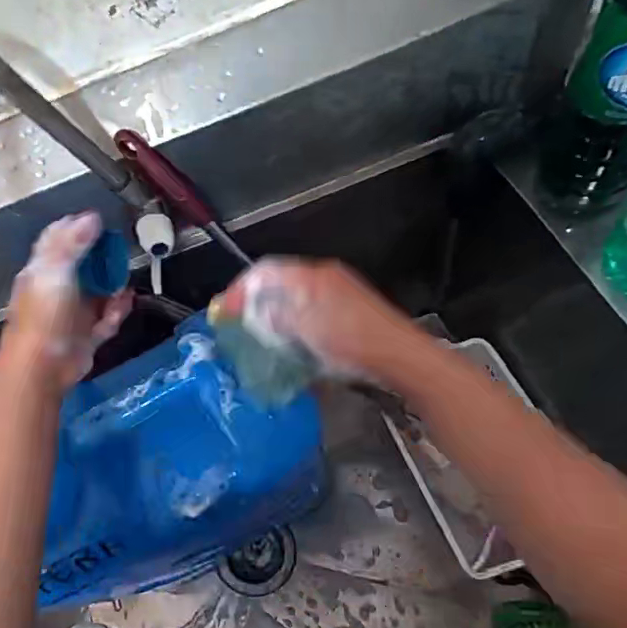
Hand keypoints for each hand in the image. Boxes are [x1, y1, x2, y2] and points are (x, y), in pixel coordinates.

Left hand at [0, 212, 131, 388]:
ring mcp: (72, 315)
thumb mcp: (56, 271)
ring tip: (124, 279)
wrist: (43, 366)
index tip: (98, 222)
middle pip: (81, 268)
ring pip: (97, 294)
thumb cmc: (45, 314)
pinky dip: (117, 310)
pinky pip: (106, 319)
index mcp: (42, 272)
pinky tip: (127, 301)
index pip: (57, 243)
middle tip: (119, 251)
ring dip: (112, 286)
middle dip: (101, 259)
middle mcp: (56, 291)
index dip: (75, 229)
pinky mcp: (87, 337)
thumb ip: (74, 244)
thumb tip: (92, 217)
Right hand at [214, 257, 429, 382]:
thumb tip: (252, 312)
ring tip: (261, 334)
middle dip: (255, 300)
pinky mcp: (351, 311)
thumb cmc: (354, 343)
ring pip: (295, 296)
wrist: (400, 357)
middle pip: (279, 281)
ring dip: (275, 312)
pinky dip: (294, 321)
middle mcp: (326, 277)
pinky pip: (311, 309)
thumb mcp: (306, 330)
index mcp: (313, 275)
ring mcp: (341, 292)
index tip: (225, 309)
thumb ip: (275, 316)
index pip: (265, 270)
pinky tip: (293, 342)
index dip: (240, 288)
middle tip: (239, 322)